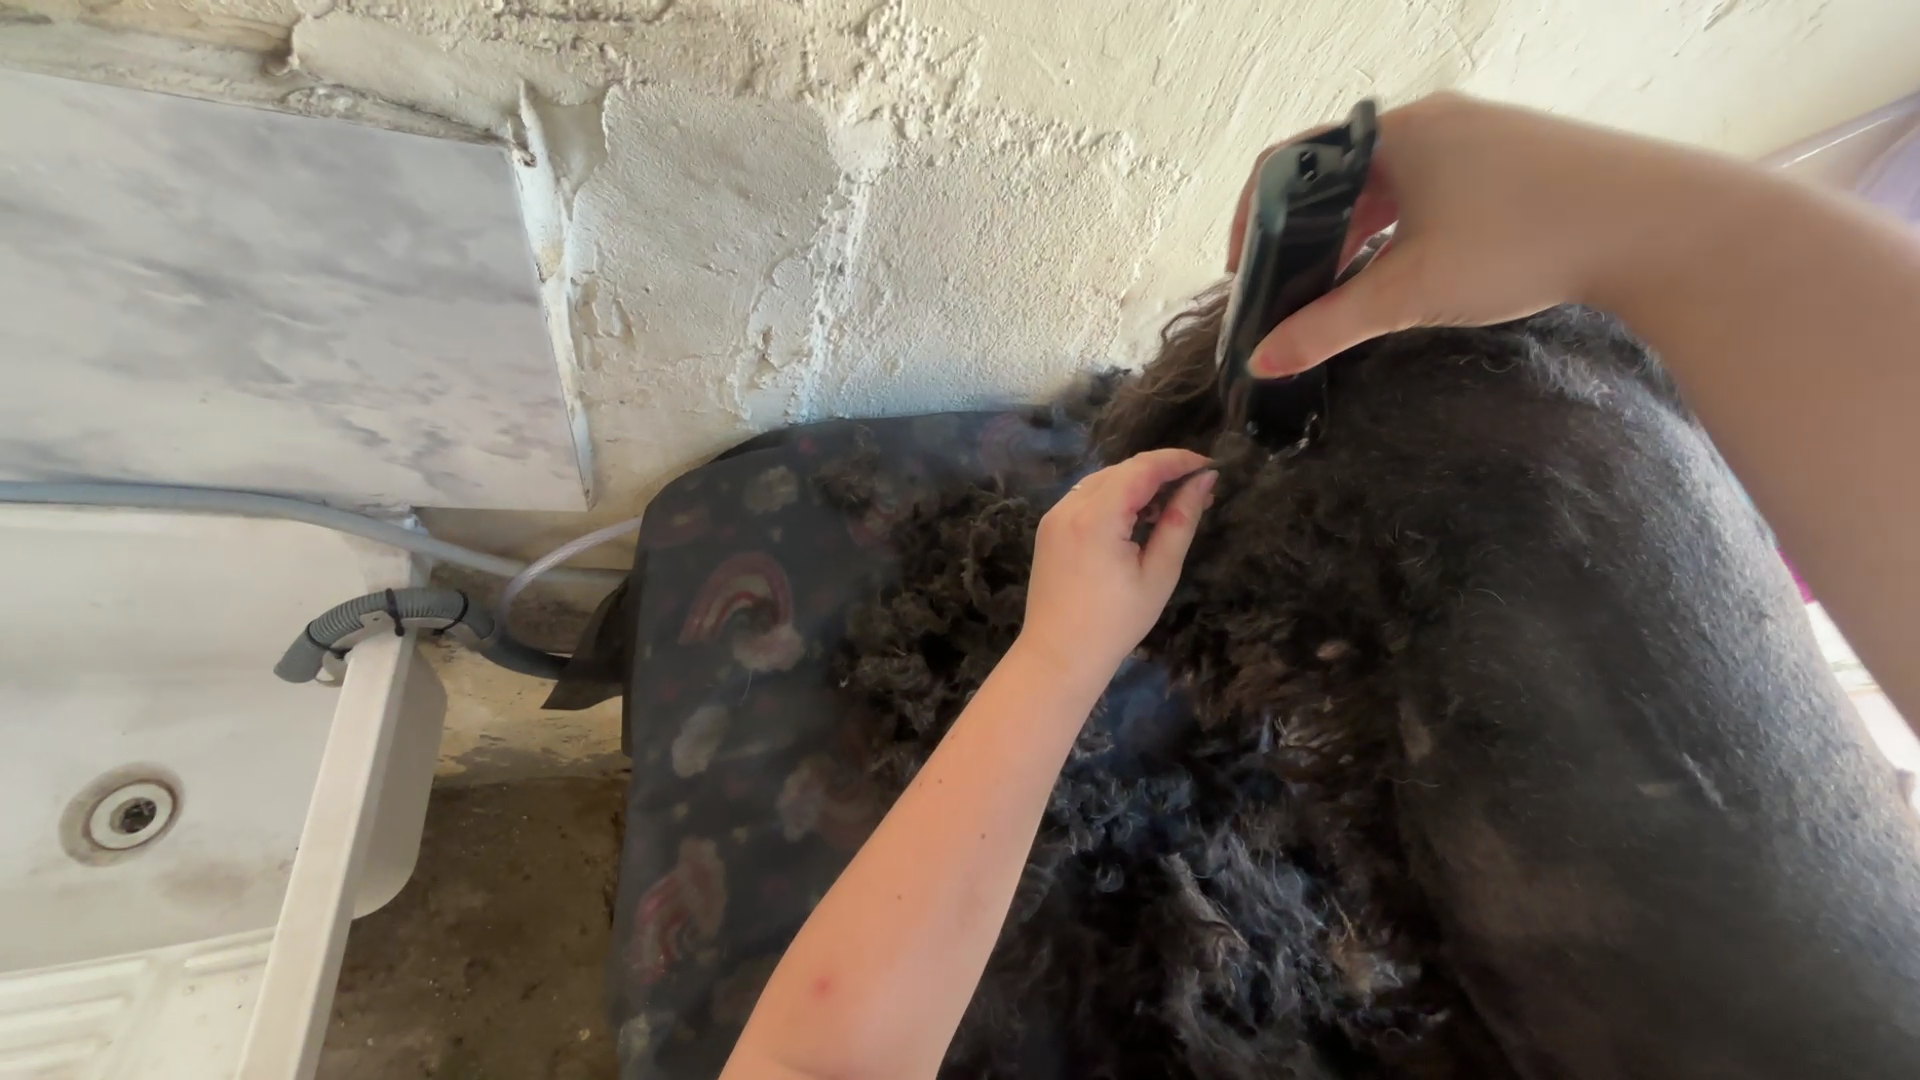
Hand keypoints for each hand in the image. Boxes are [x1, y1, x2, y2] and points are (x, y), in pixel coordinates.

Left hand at [1016, 449, 1215, 686]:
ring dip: (1137, 484)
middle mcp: (1069, 506)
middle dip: (1160, 472)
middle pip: (1121, 469)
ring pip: (1102, 480)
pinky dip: (1114, 498)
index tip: (1210, 466)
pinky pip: (1086, 497)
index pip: (1142, 468)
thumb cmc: (1116, 622)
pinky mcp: (1049, 527)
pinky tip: (1135, 519)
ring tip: (1169, 507)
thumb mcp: (1158, 573)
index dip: (1178, 461)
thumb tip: (1204, 481)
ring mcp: (1054, 515)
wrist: (1059, 654)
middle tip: (1197, 491)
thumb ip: (1181, 521)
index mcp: (1096, 517)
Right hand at [1232, 93, 1680, 376]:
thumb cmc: (1521, 244)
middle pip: (1331, 176)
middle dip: (1299, 236)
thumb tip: (1260, 363)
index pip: (1289, 163)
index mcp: (1395, 133)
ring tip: (1334, 289)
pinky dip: (1388, 231)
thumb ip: (1324, 328)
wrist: (1664, 227)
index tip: (1247, 270)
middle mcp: (1428, 121)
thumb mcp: (1406, 294)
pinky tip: (1390, 272)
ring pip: (1376, 186)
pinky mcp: (1501, 158)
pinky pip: (1417, 190)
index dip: (1253, 219)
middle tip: (1286, 288)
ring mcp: (1470, 135)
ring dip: (1345, 237)